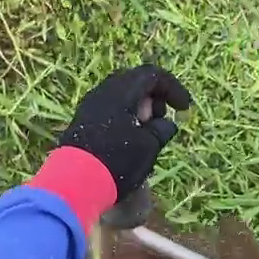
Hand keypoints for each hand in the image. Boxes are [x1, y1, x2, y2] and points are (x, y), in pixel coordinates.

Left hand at [56, 65, 192, 196]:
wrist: (75, 182)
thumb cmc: (117, 160)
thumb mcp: (149, 146)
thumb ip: (162, 128)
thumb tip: (164, 123)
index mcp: (123, 91)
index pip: (153, 75)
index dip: (173, 89)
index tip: (183, 109)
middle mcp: (105, 90)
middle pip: (137, 81)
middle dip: (155, 97)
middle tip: (161, 118)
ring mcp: (90, 103)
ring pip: (122, 93)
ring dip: (139, 106)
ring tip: (146, 131)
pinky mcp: (82, 118)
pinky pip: (110, 106)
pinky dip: (125, 114)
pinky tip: (129, 137)